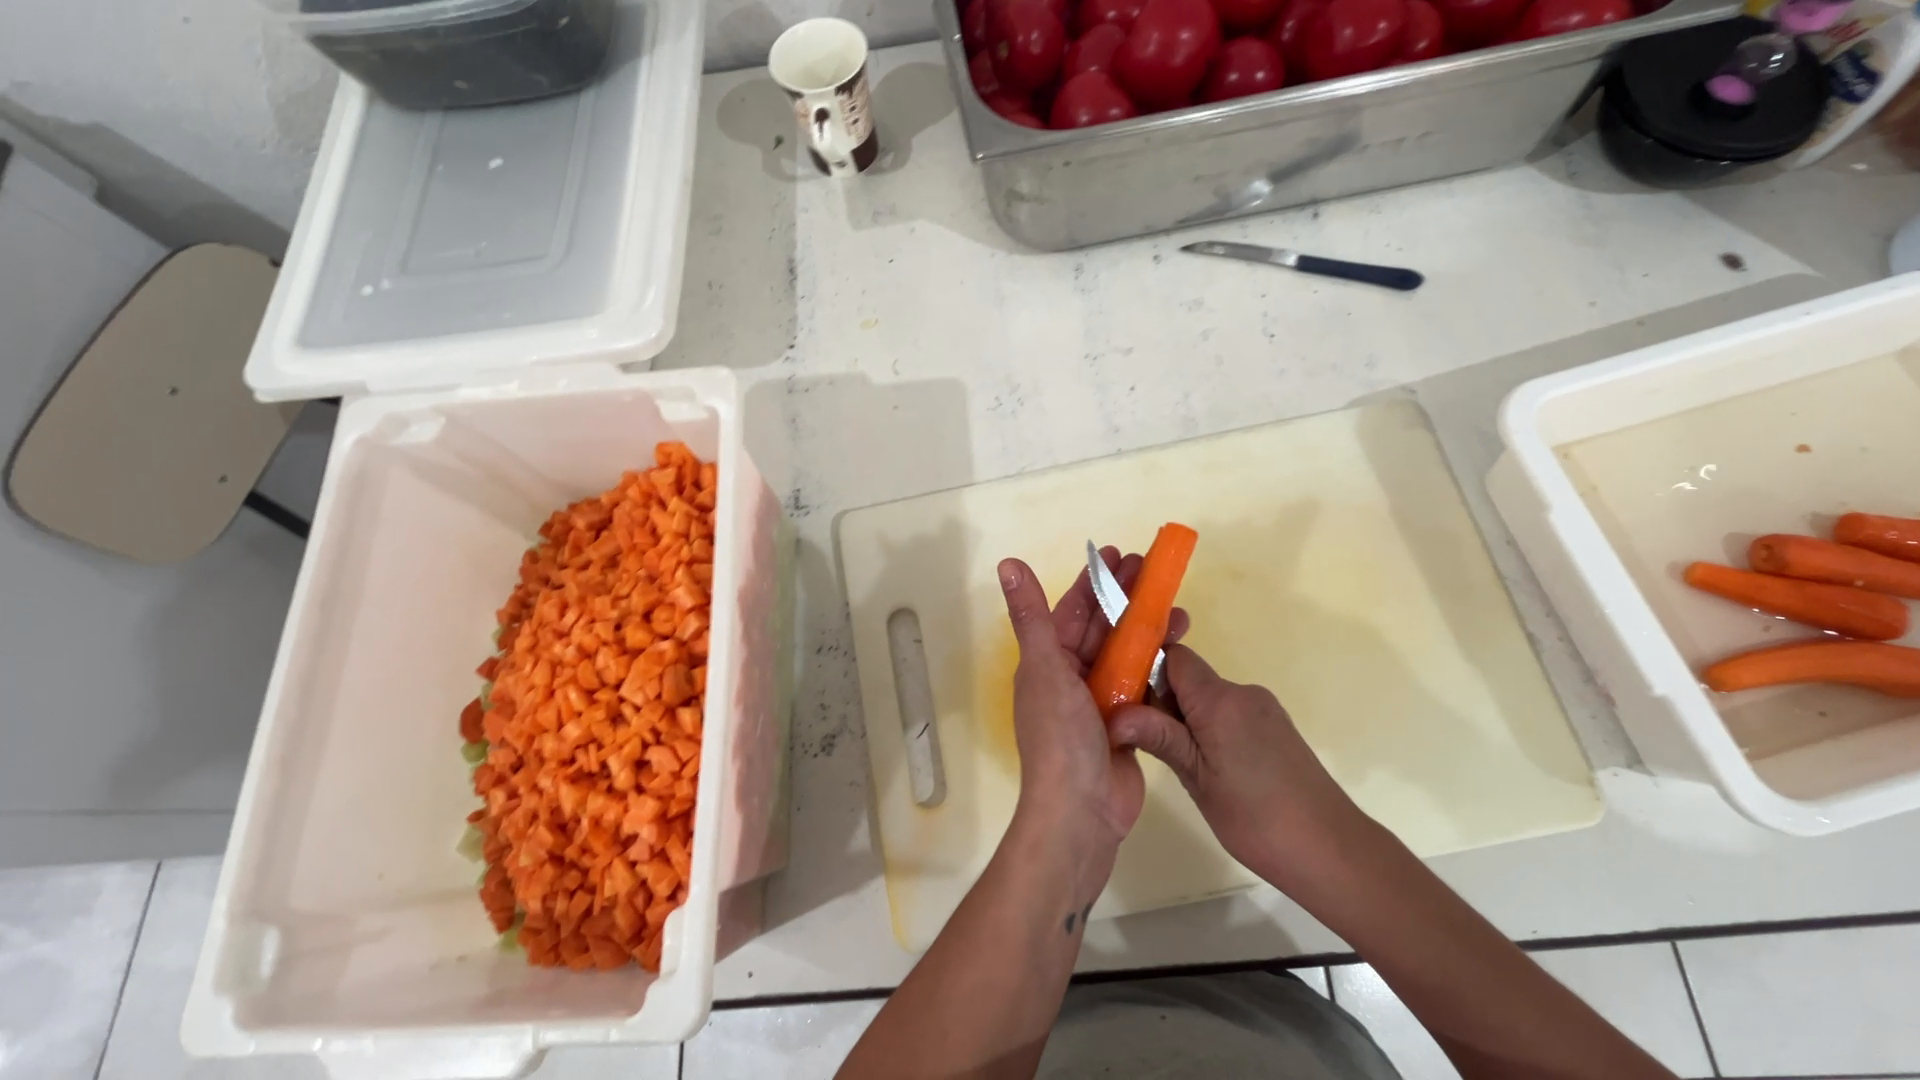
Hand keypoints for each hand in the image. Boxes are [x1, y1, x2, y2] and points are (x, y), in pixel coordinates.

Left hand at [997, 548, 1187, 851]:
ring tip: (1179, 609)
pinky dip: (1158, 667)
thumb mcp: (1044, 668)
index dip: (1093, 583)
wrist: (1081, 812)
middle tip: (1157, 571)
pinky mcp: (1126, 725)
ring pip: (1126, 655)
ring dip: (1149, 631)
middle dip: (1127, 599)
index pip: (1071, 612)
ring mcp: (1099, 703)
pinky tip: (1180, 651)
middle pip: (1103, 630)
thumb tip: (1007, 563)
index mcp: (1046, 664)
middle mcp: (1070, 680)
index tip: (1117, 556)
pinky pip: (1142, 686)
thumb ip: (1031, 615)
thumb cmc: (1060, 737)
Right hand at [1109, 647, 1362, 886]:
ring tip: (1177, 765)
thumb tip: (1114, 713)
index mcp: (1221, 700)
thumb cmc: (1257, 817)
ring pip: (1208, 700)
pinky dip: (1210, 732)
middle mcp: (1243, 694)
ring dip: (1186, 721)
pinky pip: (1229, 715)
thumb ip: (1160, 738)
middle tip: (1142, 742)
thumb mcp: (1198, 780)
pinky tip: (1209, 770)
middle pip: (1189, 678)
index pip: (1173, 657)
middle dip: (1162, 703)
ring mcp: (1263, 711)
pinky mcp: (1275, 729)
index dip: (1146, 670)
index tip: (1125, 700)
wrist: (1331, 850)